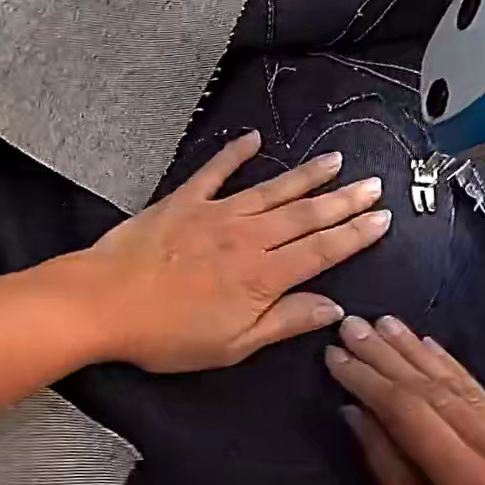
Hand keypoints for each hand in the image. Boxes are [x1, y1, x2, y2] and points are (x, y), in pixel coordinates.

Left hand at [73, 131, 390, 372]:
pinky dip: (235, 154)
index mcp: (262, 275)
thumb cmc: (166, 334)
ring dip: (307, 175)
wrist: (103, 303)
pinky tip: (254, 139)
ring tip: (335, 160)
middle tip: (374, 185)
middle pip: (307, 215)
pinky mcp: (186, 200)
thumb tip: (331, 309)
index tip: (381, 218)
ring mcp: (217, 213)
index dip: (356, 234)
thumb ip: (284, 321)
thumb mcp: (231, 345)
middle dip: (345, 200)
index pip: (322, 250)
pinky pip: (216, 171)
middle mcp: (248, 237)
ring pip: (273, 190)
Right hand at [326, 316, 484, 484]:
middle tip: (355, 326)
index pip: (412, 415)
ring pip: (469, 391)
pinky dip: (460, 376)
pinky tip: (437, 353)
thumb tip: (359, 420)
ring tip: (388, 327)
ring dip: (422, 355)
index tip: (339, 357)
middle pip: (439, 393)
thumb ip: (394, 479)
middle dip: (390, 356)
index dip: (370, 381)